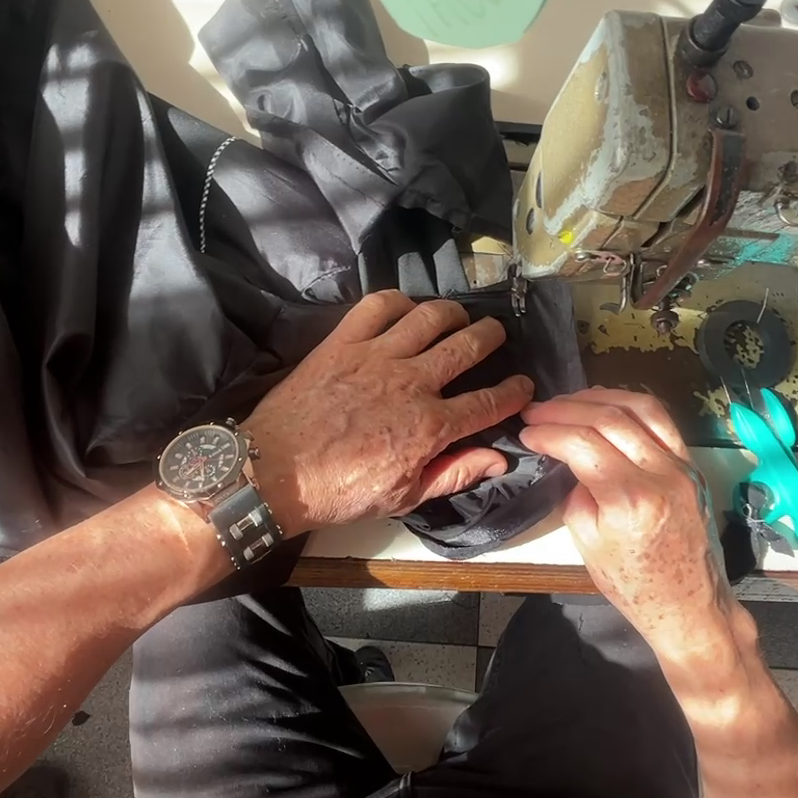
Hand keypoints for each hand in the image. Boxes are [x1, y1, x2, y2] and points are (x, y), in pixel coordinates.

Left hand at [245, 291, 535, 535]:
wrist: (273, 472)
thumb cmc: (339, 491)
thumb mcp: (403, 497)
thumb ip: (454, 473)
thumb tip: (499, 457)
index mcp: (430, 426)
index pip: (488, 402)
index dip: (514, 391)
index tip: (524, 384)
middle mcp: (411, 382)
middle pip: (467, 346)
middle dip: (491, 336)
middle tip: (496, 334)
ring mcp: (376, 356)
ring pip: (430, 317)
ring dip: (452, 312)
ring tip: (457, 317)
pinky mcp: (342, 341)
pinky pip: (378, 305)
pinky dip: (399, 300)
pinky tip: (406, 308)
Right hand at [518, 388, 732, 656]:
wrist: (688, 605)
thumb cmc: (632, 585)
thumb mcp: (587, 543)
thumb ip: (577, 493)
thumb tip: (571, 460)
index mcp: (629, 500)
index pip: (582, 443)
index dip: (548, 431)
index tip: (526, 432)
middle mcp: (660, 474)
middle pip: (608, 418)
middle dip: (565, 408)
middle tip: (536, 411)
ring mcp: (682, 466)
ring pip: (640, 407)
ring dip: (598, 397)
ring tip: (567, 402)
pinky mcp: (691, 465)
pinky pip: (661, 419)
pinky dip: (629, 405)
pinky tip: (605, 407)